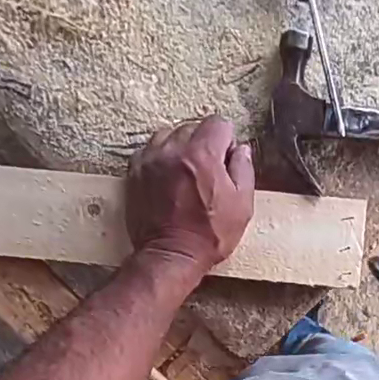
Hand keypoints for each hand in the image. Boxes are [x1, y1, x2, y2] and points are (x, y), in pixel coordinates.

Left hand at [126, 116, 254, 274]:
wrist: (170, 256)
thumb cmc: (208, 236)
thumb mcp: (241, 205)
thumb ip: (244, 169)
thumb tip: (241, 149)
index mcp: (203, 154)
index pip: (218, 123)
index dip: (226, 141)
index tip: (225, 160)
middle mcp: (174, 151)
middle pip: (192, 128)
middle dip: (202, 144)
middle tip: (205, 172)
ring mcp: (151, 161)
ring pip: (167, 136)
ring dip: (178, 148)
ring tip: (184, 173)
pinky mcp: (135, 174)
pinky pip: (148, 152)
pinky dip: (158, 159)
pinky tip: (166, 178)